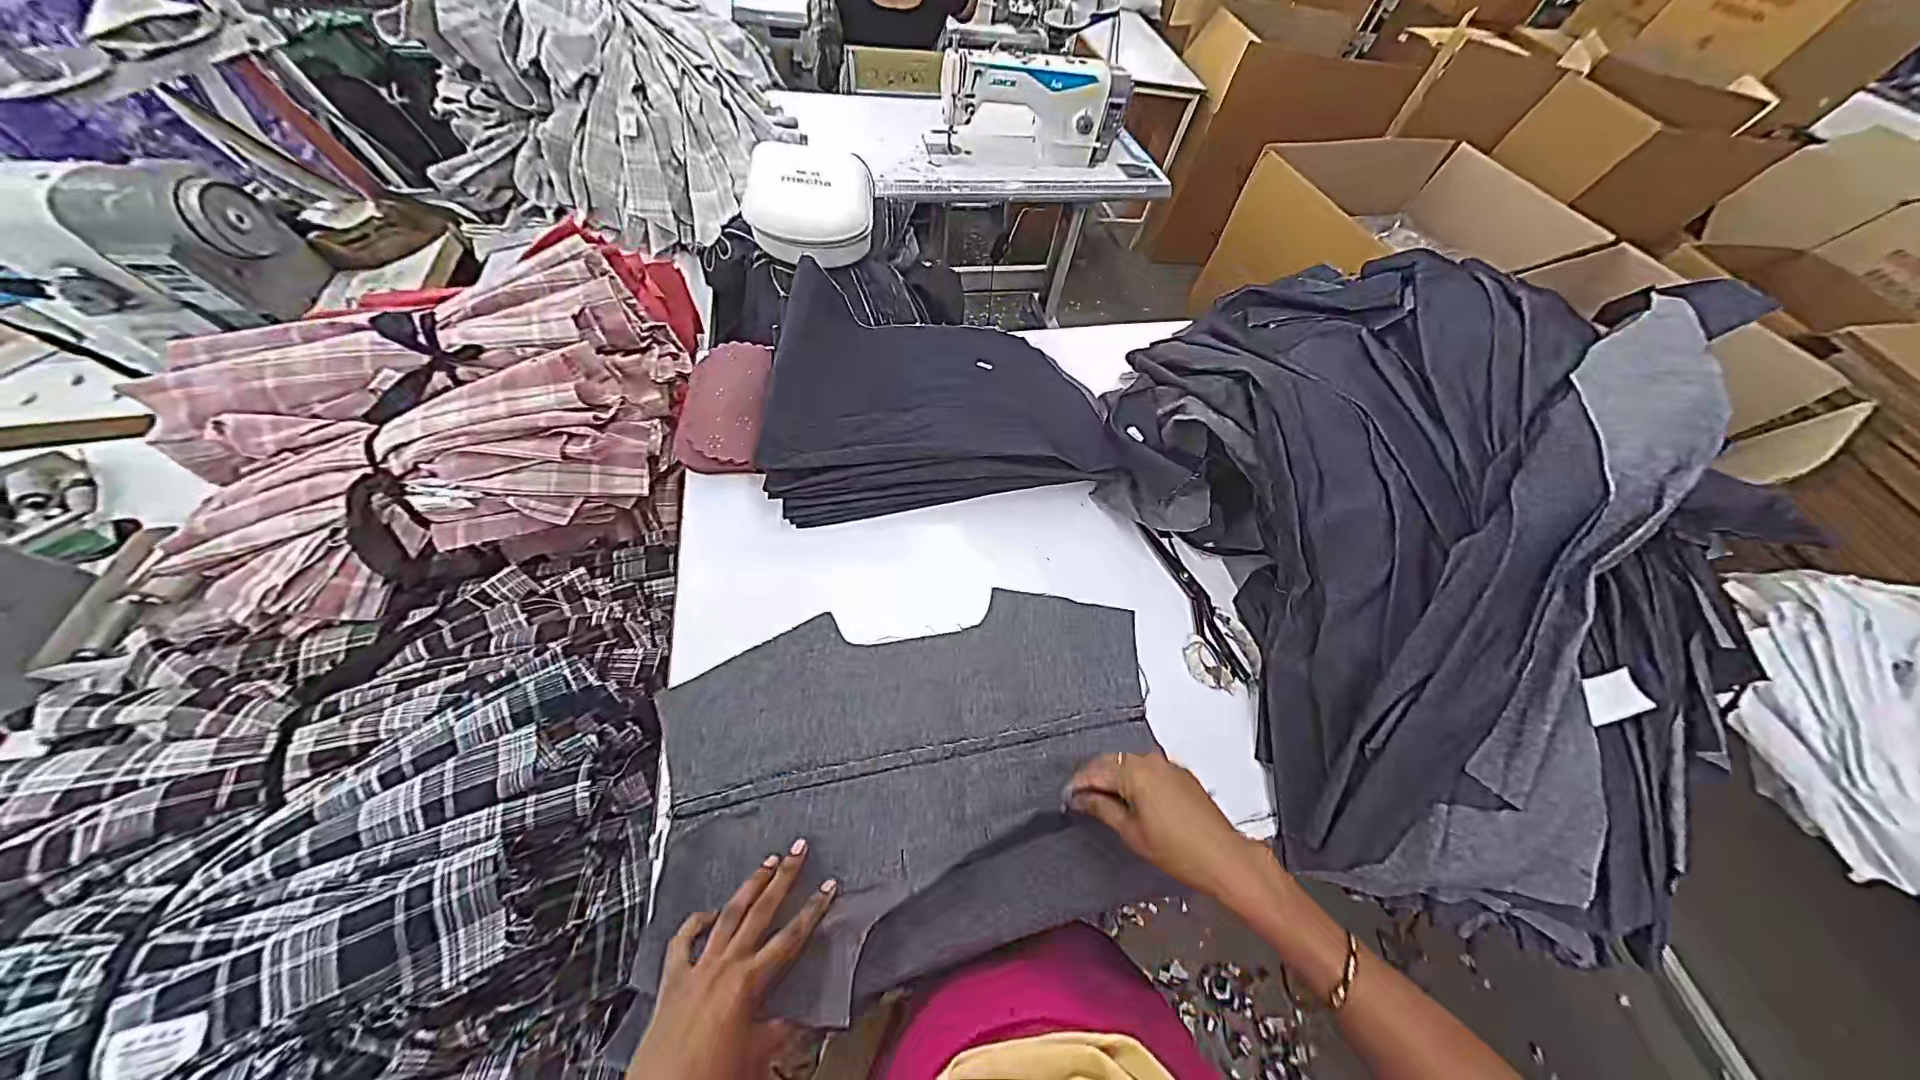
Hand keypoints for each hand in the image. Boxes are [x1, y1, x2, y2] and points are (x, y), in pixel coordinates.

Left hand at [627, 840, 836, 1079]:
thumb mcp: (759, 1056)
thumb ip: (785, 1032)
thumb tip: (808, 1020)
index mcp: (749, 982)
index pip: (790, 937)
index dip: (813, 909)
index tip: (828, 887)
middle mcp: (724, 966)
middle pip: (761, 911)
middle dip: (783, 878)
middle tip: (797, 850)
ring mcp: (697, 968)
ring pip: (728, 915)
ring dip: (749, 887)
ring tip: (765, 864)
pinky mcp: (672, 980)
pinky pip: (683, 941)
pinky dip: (696, 922)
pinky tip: (708, 912)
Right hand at [1067, 751, 1274, 908]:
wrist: (1224, 858)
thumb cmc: (1184, 851)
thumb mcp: (1131, 832)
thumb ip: (1102, 809)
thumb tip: (1083, 799)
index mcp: (1136, 772)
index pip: (1095, 771)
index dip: (1078, 785)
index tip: (1069, 796)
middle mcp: (1152, 762)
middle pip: (1111, 762)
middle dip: (1093, 778)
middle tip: (1080, 797)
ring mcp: (1168, 766)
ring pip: (1129, 764)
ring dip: (1113, 777)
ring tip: (1102, 800)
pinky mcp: (1180, 774)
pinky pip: (1148, 769)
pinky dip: (1134, 779)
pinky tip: (1130, 798)